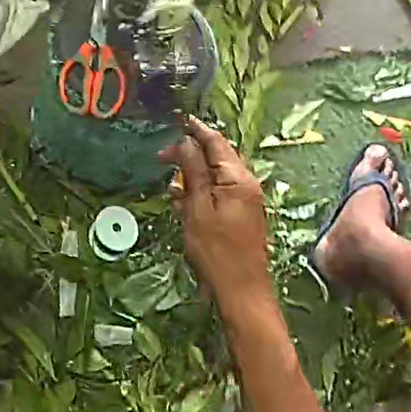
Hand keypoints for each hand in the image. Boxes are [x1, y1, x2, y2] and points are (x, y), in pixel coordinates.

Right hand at [161, 117, 272, 310]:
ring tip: (171, 183)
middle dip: (191, 152)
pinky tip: (183, 202)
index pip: (215, 142)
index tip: (178, 121)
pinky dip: (201, 191)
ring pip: (216, 174)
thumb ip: (193, 171)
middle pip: (218, 156)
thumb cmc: (216, 250)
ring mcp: (246, 199)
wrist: (241, 290)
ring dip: (194, 174)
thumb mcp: (198, 207)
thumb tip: (186, 141)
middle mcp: (246, 183)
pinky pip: (219, 191)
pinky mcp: (241, 213)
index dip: (196, 130)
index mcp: (237, 178)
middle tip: (164, 156)